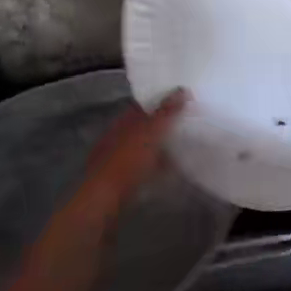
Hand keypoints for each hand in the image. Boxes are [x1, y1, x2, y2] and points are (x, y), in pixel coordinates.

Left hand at [77, 89, 186, 213]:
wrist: (104, 200)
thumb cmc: (127, 161)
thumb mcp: (151, 132)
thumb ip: (167, 112)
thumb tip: (182, 89)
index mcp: (123, 121)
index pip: (142, 105)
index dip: (161, 102)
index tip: (182, 102)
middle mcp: (117, 136)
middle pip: (143, 126)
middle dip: (161, 126)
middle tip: (186, 125)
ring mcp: (116, 159)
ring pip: (142, 148)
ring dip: (158, 148)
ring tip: (182, 148)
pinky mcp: (119, 180)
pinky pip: (142, 167)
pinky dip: (154, 167)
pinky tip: (168, 171)